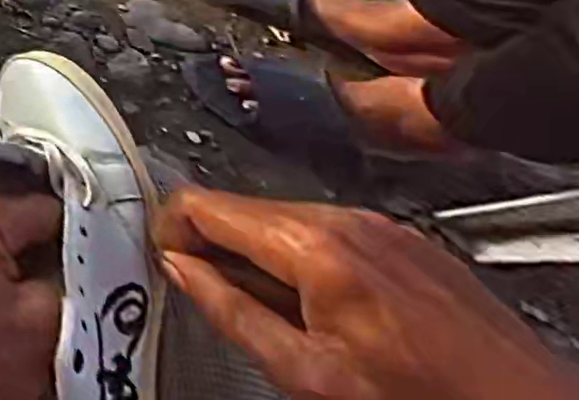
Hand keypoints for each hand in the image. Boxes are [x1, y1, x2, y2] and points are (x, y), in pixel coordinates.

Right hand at [156, 185, 578, 399]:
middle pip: (235, 208)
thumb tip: (178, 267)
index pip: (198, 204)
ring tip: (281, 308)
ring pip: (276, 217)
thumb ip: (229, 310)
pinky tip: (326, 304)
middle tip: (221, 295)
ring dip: (258, 252)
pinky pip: (324, 230)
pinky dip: (302, 256)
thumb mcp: (311, 376)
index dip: (171, 231)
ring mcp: (382, 227)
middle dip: (215, 245)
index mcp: (312, 245)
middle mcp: (344, 220)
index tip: (173, 264)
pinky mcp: (408, 241)